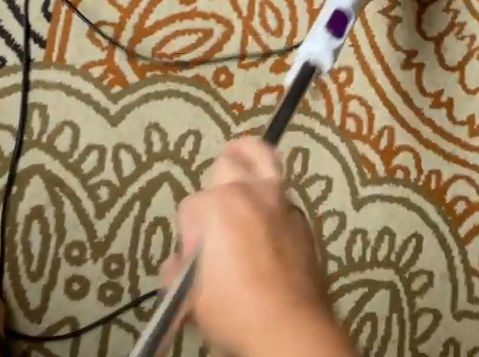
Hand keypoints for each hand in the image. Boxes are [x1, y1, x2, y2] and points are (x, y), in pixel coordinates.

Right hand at [160, 138, 352, 356]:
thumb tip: (179, 264)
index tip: (192, 257)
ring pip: (264, 157)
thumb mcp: (190, 297)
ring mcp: (278, 201)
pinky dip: (273, 195)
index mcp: (215, 207)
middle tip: (213, 195)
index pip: (190, 206)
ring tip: (242, 152)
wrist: (288, 325)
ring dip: (250, 155)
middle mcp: (247, 192)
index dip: (187, 231)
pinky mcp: (300, 217)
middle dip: (215, 177)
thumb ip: (177, 272)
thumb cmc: (234, 309)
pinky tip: (268, 212)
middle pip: (226, 163)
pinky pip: (283, 194)